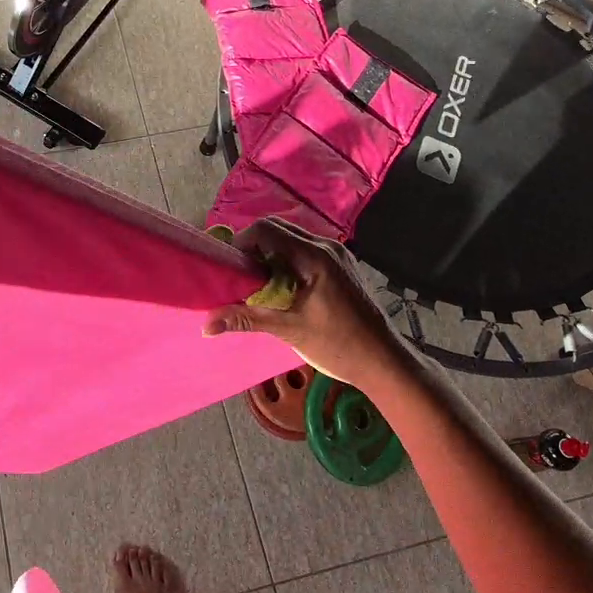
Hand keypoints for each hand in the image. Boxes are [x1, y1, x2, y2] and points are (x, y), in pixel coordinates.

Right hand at [202, 217, 408, 387]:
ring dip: (270, 253)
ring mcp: (337, 254)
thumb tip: (206, 325)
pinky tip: (282, 287)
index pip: (266, 229)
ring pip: (292, 238)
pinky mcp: (342, 266)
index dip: (242, 242)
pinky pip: (306, 249)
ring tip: (258, 283)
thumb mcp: (289, 331)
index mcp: (314, 256)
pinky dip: (287, 260)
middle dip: (254, 247)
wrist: (386, 363)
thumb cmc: (339, 346)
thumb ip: (246, 319)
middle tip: (241, 275)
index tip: (231, 268)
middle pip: (278, 228)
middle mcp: (326, 246)